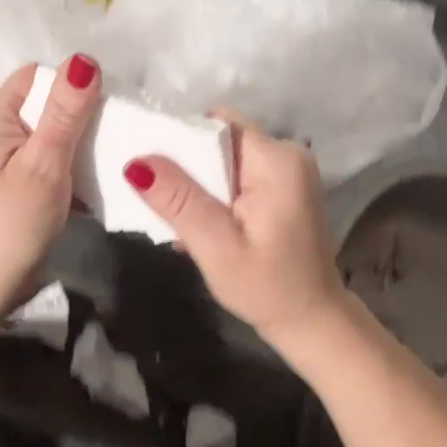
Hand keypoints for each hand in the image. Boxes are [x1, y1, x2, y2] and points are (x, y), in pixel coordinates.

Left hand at [0, 55, 101, 314]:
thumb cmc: (12, 224)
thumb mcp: (44, 165)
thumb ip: (64, 113)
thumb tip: (84, 60)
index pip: (36, 76)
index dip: (70, 84)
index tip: (106, 105)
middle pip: (45, 105)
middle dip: (81, 117)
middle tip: (117, 134)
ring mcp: (5, 162)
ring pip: (52, 138)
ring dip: (80, 148)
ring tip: (113, 159)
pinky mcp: (17, 188)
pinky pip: (50, 165)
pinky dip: (72, 172)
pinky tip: (95, 186)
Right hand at [125, 113, 346, 339]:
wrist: (310, 320)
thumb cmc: (264, 287)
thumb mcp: (215, 246)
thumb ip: (178, 200)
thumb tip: (136, 162)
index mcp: (276, 160)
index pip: (217, 125)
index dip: (181, 141)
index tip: (152, 171)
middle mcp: (289, 153)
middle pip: (221, 140)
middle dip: (188, 168)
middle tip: (161, 203)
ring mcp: (291, 171)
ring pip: (227, 160)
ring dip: (200, 185)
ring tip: (178, 219)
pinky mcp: (287, 189)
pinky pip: (241, 177)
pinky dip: (219, 196)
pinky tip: (204, 225)